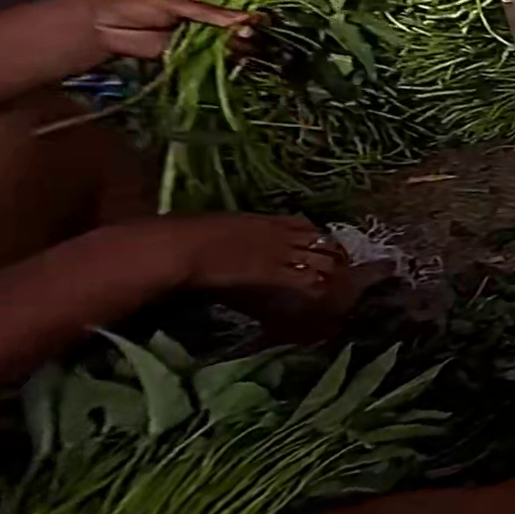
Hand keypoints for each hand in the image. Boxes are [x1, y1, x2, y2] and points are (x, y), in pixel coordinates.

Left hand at [83, 0, 258, 60]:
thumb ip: (207, 12)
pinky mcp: (198, 57)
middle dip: (251, 34)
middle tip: (257, 38)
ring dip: (245, 48)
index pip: (235, 12)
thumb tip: (248, 19)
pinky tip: (244, 59)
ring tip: (251, 49)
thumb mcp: (170, 3)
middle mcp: (208, 24)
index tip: (265, 23)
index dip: (251, 17)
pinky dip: (234, 60)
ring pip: (233, 45)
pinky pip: (221, 59)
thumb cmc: (131, 5)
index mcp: (204, 7)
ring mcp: (204, 41)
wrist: (100, 27)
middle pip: (238, 30)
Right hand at [118, 215, 345, 296]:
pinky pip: (308, 280)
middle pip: (324, 243)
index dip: (319, 236)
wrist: (175, 247)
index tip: (324, 245)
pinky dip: (316, 287)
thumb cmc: (180, 234)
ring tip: (333, 282)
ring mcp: (280, 254)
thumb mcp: (217, 223)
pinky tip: (318, 293)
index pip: (307, 225)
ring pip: (324, 261)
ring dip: (331, 272)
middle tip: (339, 267)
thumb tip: (234, 235)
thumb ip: (236, 229)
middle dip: (335, 254)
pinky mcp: (274, 274)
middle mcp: (280, 236)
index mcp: (264, 220)